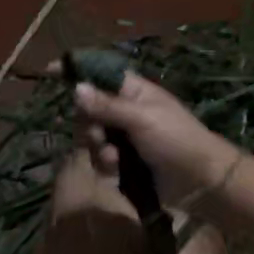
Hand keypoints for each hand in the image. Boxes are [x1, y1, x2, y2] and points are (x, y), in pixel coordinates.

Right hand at [74, 72, 240, 210]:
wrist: (203, 182)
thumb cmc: (177, 140)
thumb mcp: (141, 118)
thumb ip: (106, 105)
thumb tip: (76, 88)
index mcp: (132, 91)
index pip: (99, 73)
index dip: (77, 71)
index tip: (50, 72)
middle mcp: (125, 111)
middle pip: (88, 109)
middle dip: (88, 124)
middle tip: (99, 135)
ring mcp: (124, 137)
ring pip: (90, 136)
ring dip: (96, 148)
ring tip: (114, 160)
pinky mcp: (124, 162)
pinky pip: (99, 158)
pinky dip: (104, 165)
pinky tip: (116, 172)